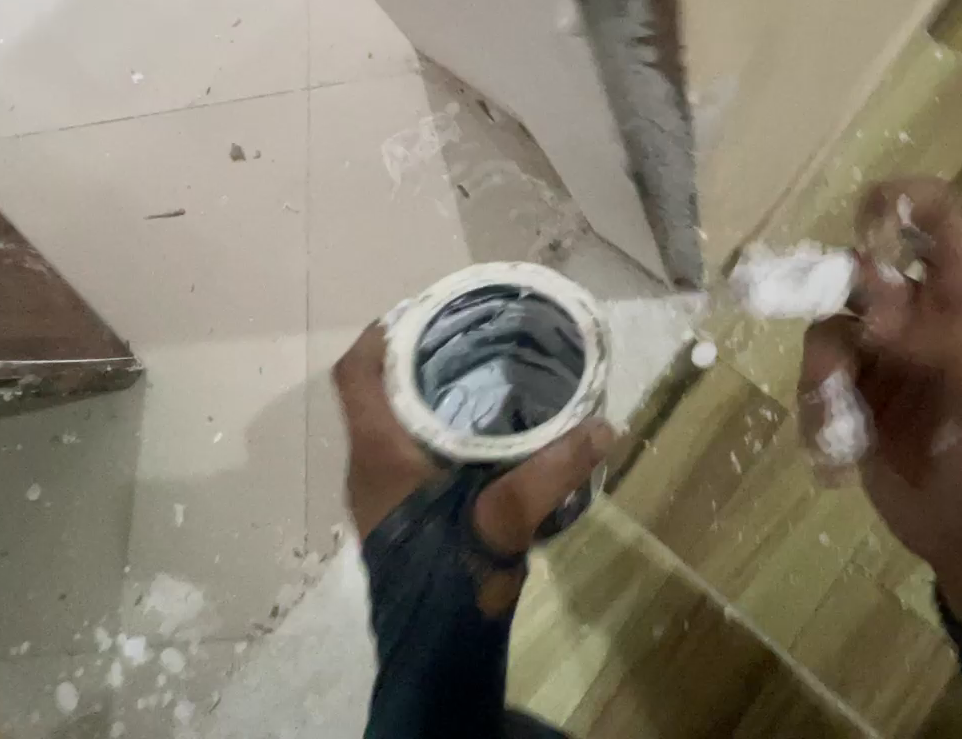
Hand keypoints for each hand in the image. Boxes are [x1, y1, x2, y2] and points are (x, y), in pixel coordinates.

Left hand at [330, 322, 614, 615]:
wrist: (437, 650)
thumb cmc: (455, 572)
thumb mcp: (508, 516)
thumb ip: (556, 468)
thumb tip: (606, 425)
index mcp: (379, 455)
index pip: (355, 377)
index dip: (378, 336)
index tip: (417, 311)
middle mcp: (368, 467)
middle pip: (372, 393)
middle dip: (409, 358)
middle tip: (460, 334)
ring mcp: (379, 494)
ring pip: (387, 422)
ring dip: (419, 393)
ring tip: (471, 368)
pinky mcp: (397, 512)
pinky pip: (403, 448)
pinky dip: (430, 425)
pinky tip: (476, 428)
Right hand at [797, 179, 961, 644]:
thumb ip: (952, 345)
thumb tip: (872, 314)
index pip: (938, 223)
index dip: (901, 203)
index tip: (865, 224)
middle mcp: (918, 317)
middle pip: (858, 268)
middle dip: (836, 301)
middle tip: (842, 358)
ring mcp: (879, 356)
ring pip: (823, 327)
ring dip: (822, 375)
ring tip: (839, 427)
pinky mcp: (849, 395)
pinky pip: (811, 379)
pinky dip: (815, 413)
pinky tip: (836, 457)